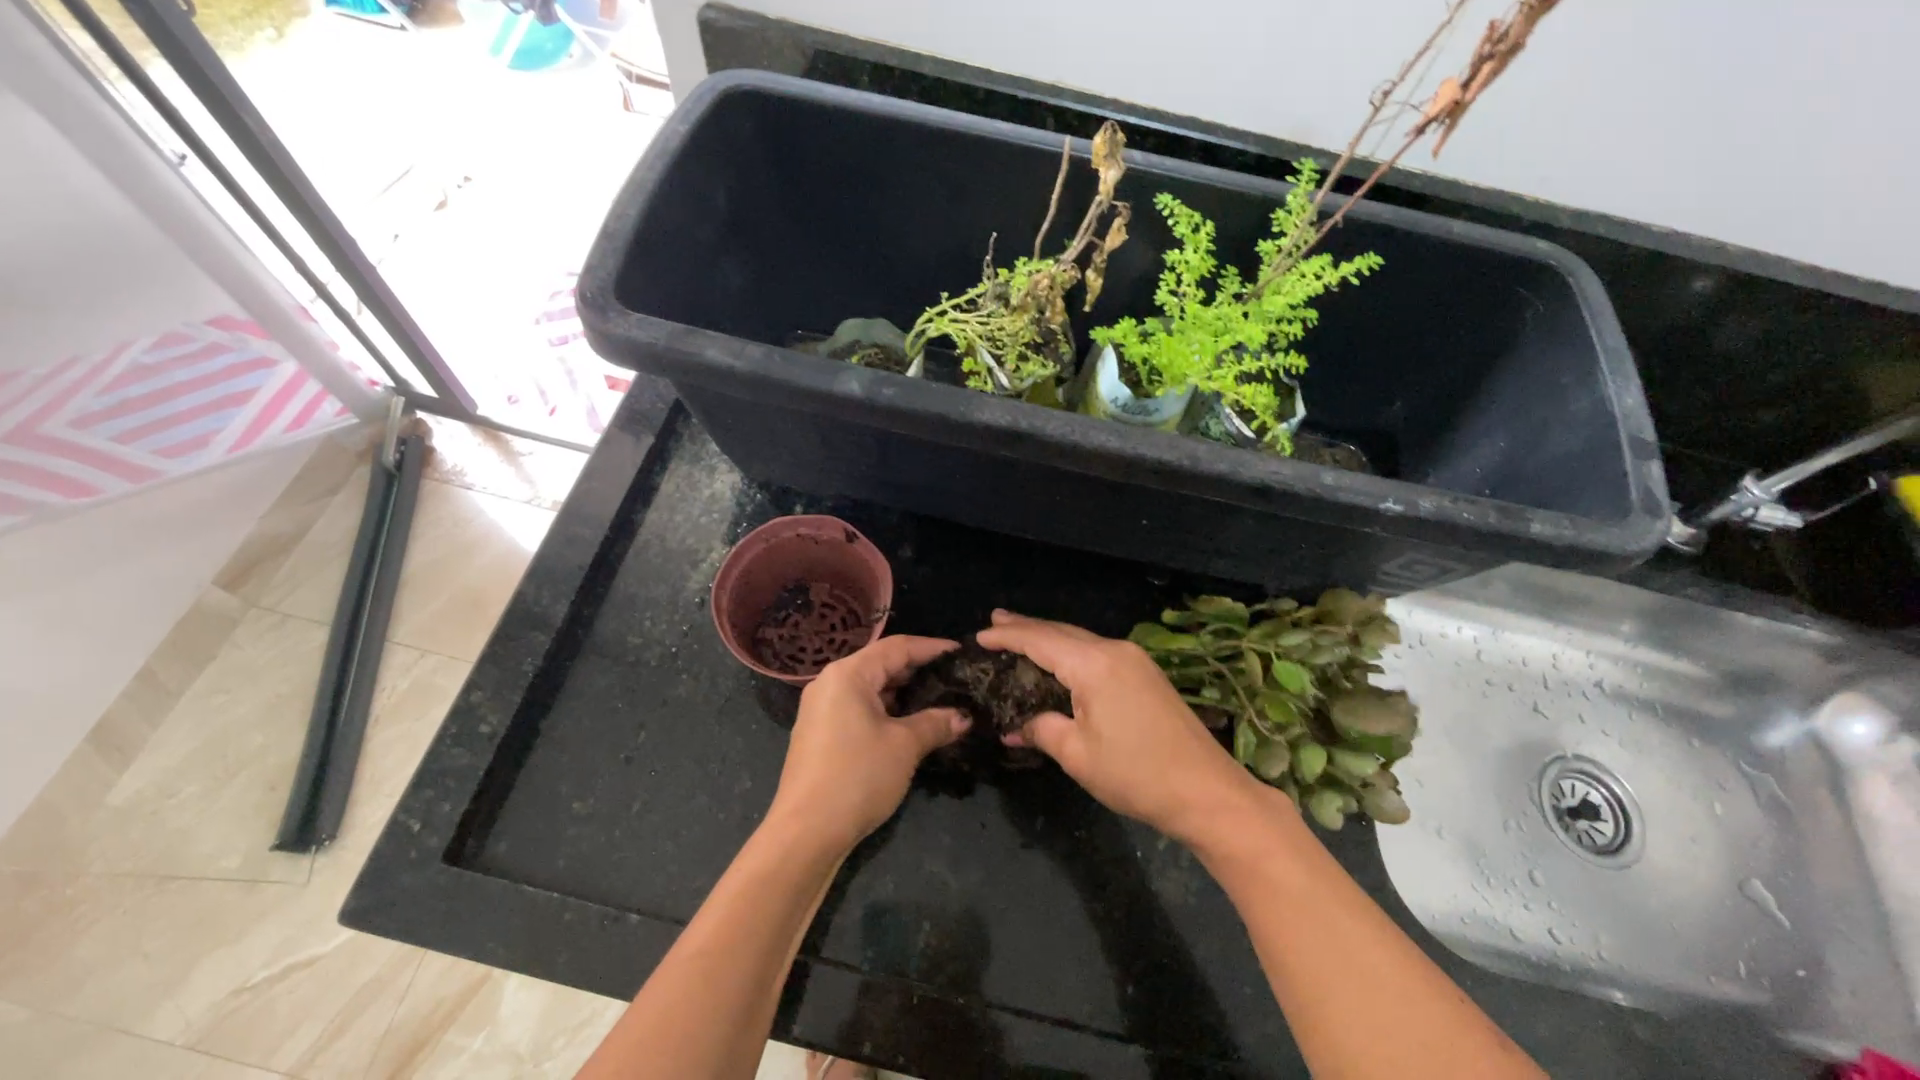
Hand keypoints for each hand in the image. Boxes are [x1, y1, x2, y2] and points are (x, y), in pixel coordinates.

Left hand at [766, 635, 967, 851]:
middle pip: (881, 665)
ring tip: (940, 701)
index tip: (961, 652)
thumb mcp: (904, 747)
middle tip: (955, 678)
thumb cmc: (857, 776)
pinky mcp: (821, 735)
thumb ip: (935, 723)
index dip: (932, 647)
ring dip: (904, 695)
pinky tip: (911, 725)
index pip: (897, 647)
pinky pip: (859, 710)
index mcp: (848, 674)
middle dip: (919, 671)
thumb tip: (963, 716)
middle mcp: (830, 683)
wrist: (807, 832)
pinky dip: (886, 712)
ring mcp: (821, 710)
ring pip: (870, 690)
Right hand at [977, 610, 1270, 845]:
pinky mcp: (1147, 676)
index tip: (978, 636)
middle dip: (1026, 628)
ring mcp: (1135, 661)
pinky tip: (1059, 660)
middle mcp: (1115, 650)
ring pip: (1081, 641)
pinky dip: (1071, 653)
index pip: (1040, 640)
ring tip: (1018, 634)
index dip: (1008, 637)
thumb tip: (1015, 726)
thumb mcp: (1077, 755)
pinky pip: (1098, 654)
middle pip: (1062, 632)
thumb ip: (1041, 729)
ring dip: (1049, 638)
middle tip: (994, 623)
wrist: (1207, 792)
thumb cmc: (1136, 774)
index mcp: (1094, 664)